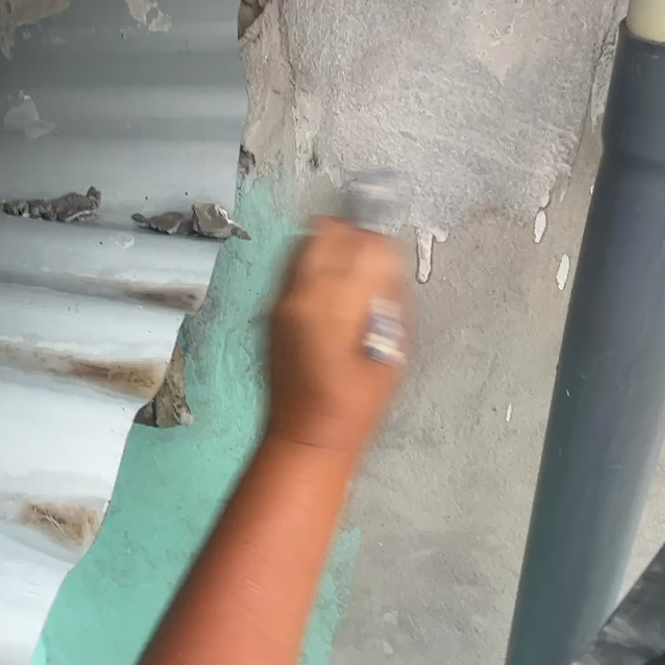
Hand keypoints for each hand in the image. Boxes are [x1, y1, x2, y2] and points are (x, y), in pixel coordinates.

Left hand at [264, 216, 409, 459]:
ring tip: (351, 258)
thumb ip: (390, 302)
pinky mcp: (271, 310)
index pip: (364, 245)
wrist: (306, 432)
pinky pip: (291, 266)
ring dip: (331, 241)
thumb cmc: (355, 404)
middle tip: (372, 247)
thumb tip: (387, 267)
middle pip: (329, 232)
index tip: (390, 249)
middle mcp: (303, 297)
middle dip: (354, 233)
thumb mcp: (393, 353)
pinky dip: (311, 260)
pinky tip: (329, 278)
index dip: (382, 241)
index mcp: (338, 308)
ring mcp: (282, 302)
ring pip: (305, 242)